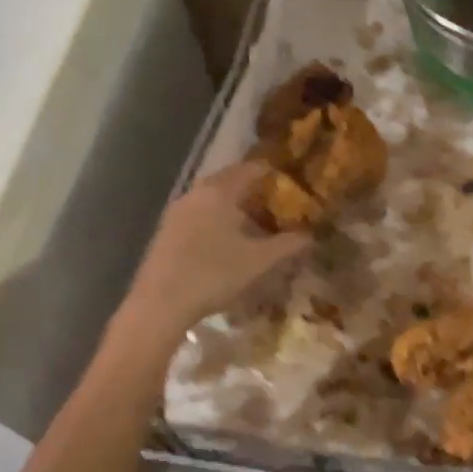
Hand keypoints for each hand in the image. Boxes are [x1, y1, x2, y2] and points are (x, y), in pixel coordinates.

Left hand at [123, 161, 310, 332]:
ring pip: (214, 200)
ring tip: (256, 227)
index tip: (293, 184)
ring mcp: (178, 211)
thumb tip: (310, 236)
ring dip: (236, 209)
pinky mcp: (167, 231)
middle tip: (278, 207)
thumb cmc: (214, 274)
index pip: (252, 169)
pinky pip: (200, 216)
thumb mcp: (259, 261)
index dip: (275, 174)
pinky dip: (218, 221)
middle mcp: (196, 193)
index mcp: (219, 191)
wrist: (161, 302)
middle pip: (231, 183)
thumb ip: (288, 245)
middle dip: (256, 193)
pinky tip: (228, 243)